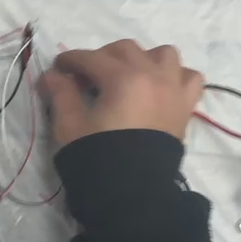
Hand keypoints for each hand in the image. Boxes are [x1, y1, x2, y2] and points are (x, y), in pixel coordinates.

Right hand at [38, 41, 204, 145]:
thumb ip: (60, 94)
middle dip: (101, 57)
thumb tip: (51, 75)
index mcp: (123, 78)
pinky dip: (174, 75)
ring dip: (142, 59)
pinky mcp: (185, 106)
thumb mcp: (70, 125)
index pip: (91, 58)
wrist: (131, 192)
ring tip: (127, 76)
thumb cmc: (97, 156)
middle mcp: (153, 75)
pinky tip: (159, 87)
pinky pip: (189, 77)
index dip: (70, 61)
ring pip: (162, 54)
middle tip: (85, 77)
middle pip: (125, 50)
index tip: (56, 69)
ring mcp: (174, 89)